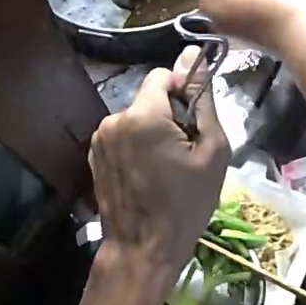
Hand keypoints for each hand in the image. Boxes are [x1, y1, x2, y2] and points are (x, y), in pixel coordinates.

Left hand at [89, 48, 229, 280]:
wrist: (142, 249)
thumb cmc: (184, 205)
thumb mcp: (211, 152)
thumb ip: (202, 101)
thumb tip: (192, 55)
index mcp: (142, 115)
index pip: (162, 75)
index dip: (183, 91)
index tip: (194, 123)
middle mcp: (114, 120)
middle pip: (149, 99)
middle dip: (168, 116)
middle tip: (184, 153)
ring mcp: (100, 139)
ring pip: (136, 118)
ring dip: (152, 133)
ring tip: (166, 168)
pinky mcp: (94, 155)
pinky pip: (123, 136)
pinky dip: (136, 147)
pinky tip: (147, 175)